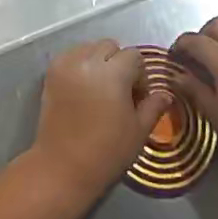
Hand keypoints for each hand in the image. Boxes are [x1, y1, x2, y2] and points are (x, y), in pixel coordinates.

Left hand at [29, 40, 171, 196]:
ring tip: (99, 87)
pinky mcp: (52, 74)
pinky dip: (79, 63)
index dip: (140, 76)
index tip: (137, 99)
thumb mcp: (139, 131)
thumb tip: (165, 95)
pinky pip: (71, 55)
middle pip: (111, 47)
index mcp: (114, 72)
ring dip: (99, 61)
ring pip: (90, 48)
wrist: (61, 171)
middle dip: (119, 64)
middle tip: (119, 92)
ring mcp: (68, 66)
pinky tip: (82, 85)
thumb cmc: (106, 153)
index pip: (134, 57)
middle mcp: (90, 61)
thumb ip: (154, 107)